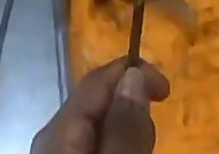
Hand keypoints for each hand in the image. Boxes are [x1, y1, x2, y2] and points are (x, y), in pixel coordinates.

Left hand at [31, 58, 169, 153]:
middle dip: (129, 106)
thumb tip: (134, 74)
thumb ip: (123, 128)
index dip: (130, 72)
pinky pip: (94, 146)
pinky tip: (127, 149)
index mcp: (56, 129)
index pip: (93, 82)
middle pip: (95, 105)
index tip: (166, 86)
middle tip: (155, 133)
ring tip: (144, 143)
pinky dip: (115, 144)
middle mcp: (52, 137)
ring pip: (97, 129)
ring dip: (125, 130)